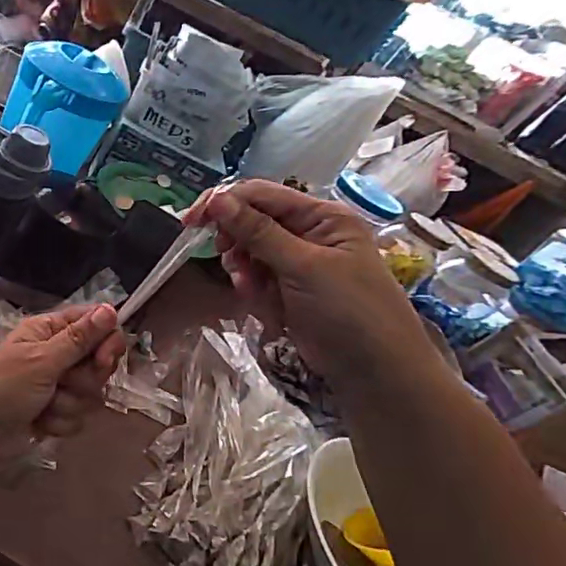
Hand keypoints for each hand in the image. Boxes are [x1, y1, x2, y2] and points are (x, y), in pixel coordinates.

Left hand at [0, 304, 126, 464]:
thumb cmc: (2, 388)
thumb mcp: (41, 360)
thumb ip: (79, 339)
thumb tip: (110, 309)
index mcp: (48, 331)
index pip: (93, 324)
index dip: (106, 340)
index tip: (105, 358)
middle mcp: (55, 354)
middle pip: (98, 362)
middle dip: (84, 379)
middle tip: (63, 383)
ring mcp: (56, 385)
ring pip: (90, 393)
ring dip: (69, 404)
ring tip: (43, 405)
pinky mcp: (55, 413)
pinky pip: (79, 416)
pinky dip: (60, 422)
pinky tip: (39, 423)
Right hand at [184, 180, 433, 380]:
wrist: (375, 370)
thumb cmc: (349, 310)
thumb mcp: (302, 266)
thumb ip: (257, 232)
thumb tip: (217, 199)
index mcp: (321, 216)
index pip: (261, 195)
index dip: (223, 203)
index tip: (190, 222)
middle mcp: (308, 232)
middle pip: (250, 221)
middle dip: (236, 243)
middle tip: (231, 263)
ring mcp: (297, 261)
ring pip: (248, 251)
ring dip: (243, 270)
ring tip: (254, 292)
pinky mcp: (287, 287)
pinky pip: (254, 277)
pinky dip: (252, 289)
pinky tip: (265, 307)